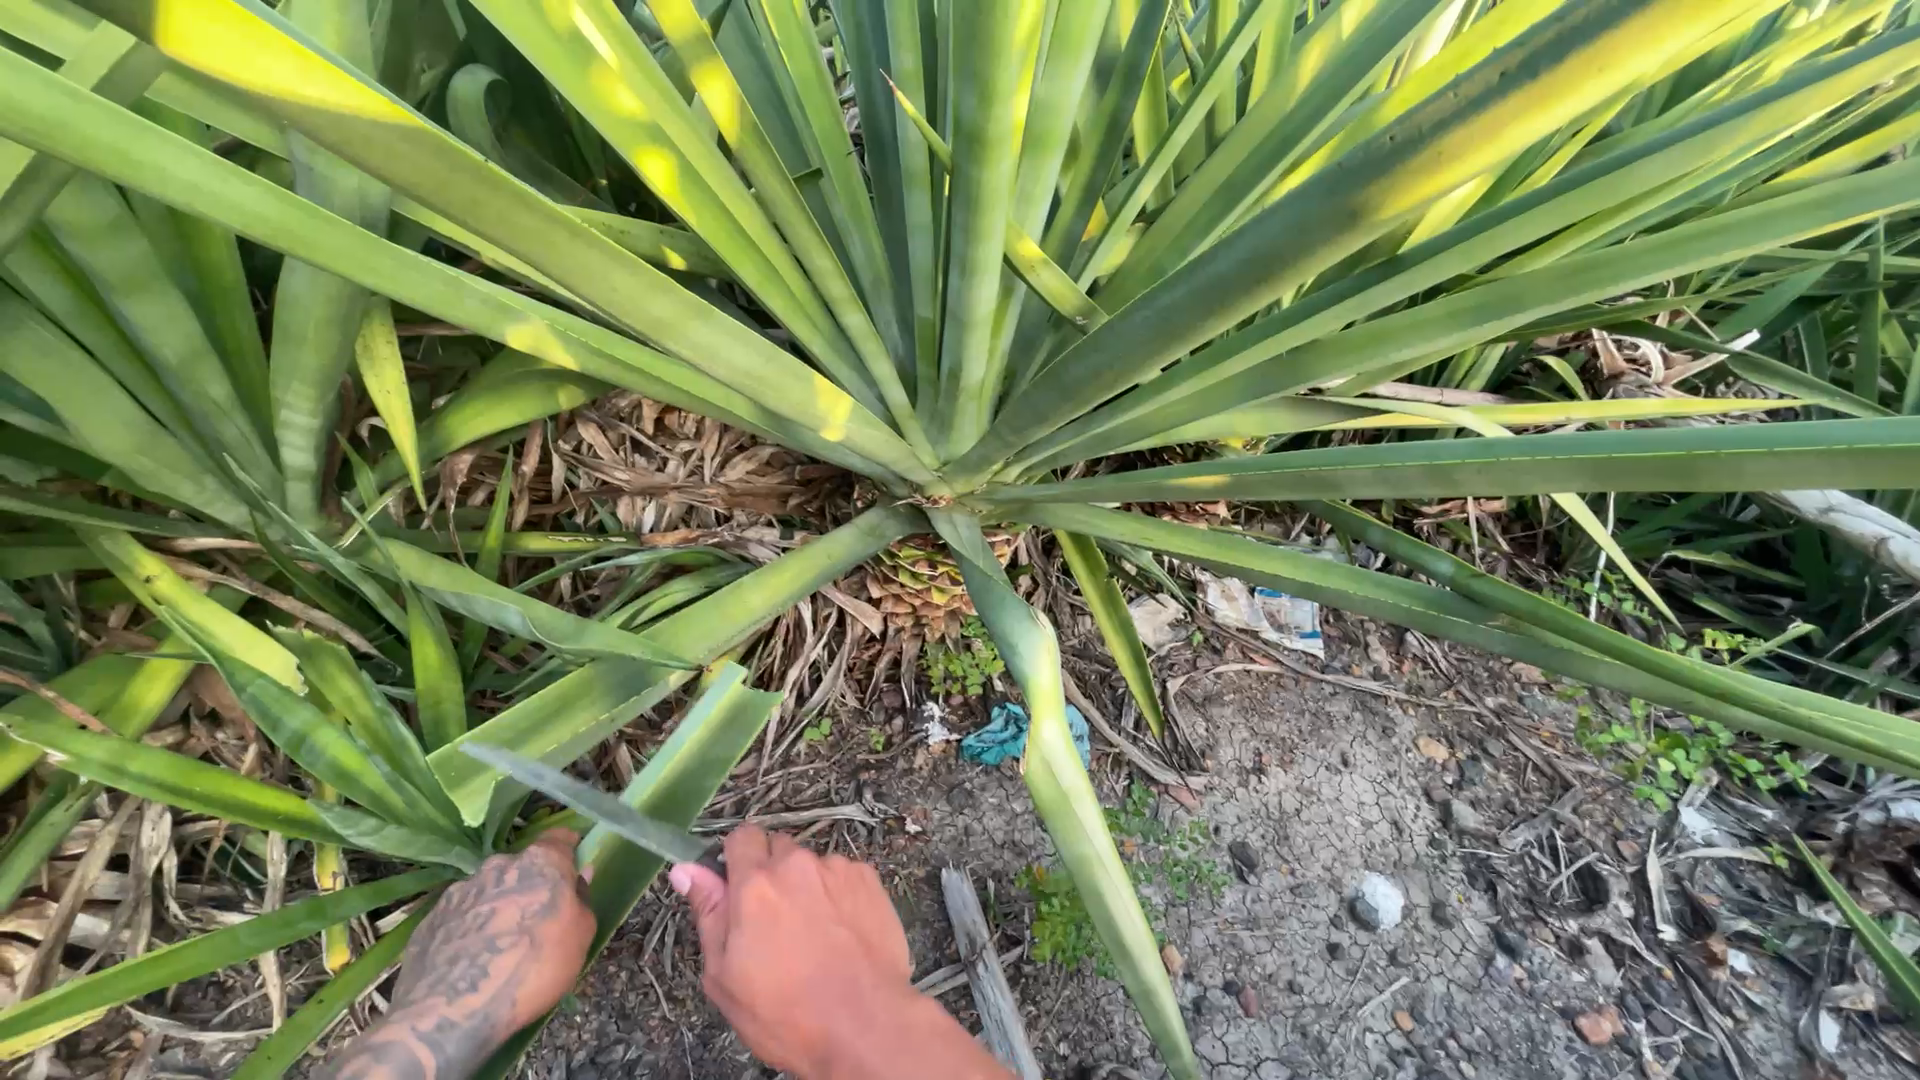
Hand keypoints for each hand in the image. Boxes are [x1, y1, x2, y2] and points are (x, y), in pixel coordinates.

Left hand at [322, 830, 594, 1079]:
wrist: (451, 1014)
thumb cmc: (534, 967)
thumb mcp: (580, 935)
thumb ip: (582, 899)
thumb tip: (579, 877)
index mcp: (540, 862)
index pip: (558, 838)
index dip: (567, 849)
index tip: (572, 863)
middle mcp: (498, 866)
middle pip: (520, 866)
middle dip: (529, 883)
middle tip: (536, 916)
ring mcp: (458, 892)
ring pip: (486, 891)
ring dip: (496, 906)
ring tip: (498, 944)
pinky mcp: (428, 921)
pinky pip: (458, 917)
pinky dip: (468, 928)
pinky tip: (470, 959)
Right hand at [671, 826, 1009, 1079]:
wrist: (864, 1023)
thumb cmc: (785, 1012)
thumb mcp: (725, 976)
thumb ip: (708, 913)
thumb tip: (686, 869)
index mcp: (755, 885)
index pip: (741, 836)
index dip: (738, 858)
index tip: (739, 887)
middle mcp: (797, 865)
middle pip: (778, 848)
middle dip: (772, 874)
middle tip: (775, 921)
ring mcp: (837, 869)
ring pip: (812, 864)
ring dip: (807, 886)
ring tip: (814, 934)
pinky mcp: (869, 879)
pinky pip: (844, 875)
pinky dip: (839, 895)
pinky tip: (842, 932)